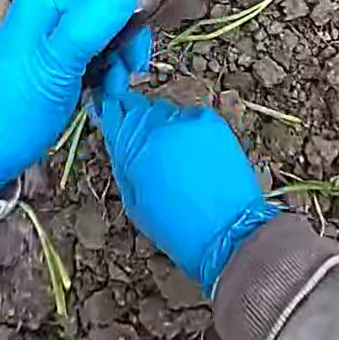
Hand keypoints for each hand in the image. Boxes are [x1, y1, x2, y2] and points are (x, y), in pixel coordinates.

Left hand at [0, 0, 150, 191]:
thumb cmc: (14, 113)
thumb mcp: (57, 66)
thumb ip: (94, 23)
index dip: (130, 24)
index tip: (133, 61)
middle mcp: (50, 8)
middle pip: (112, 13)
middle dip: (125, 47)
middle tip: (123, 79)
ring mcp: (54, 32)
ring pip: (109, 35)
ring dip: (118, 63)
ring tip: (111, 90)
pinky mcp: (58, 55)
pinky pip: (97, 52)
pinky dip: (106, 72)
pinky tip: (101, 91)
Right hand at [90, 62, 280, 293]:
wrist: (226, 231)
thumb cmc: (176, 226)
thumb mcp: (134, 201)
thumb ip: (125, 161)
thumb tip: (117, 135)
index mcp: (136, 148)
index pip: (117, 113)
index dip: (114, 110)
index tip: (113, 110)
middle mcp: (162, 127)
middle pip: (144, 108)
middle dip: (141, 120)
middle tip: (148, 145)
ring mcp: (190, 121)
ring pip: (169, 111)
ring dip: (167, 125)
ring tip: (175, 156)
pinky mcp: (214, 121)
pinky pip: (193, 116)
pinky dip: (190, 128)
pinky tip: (194, 153)